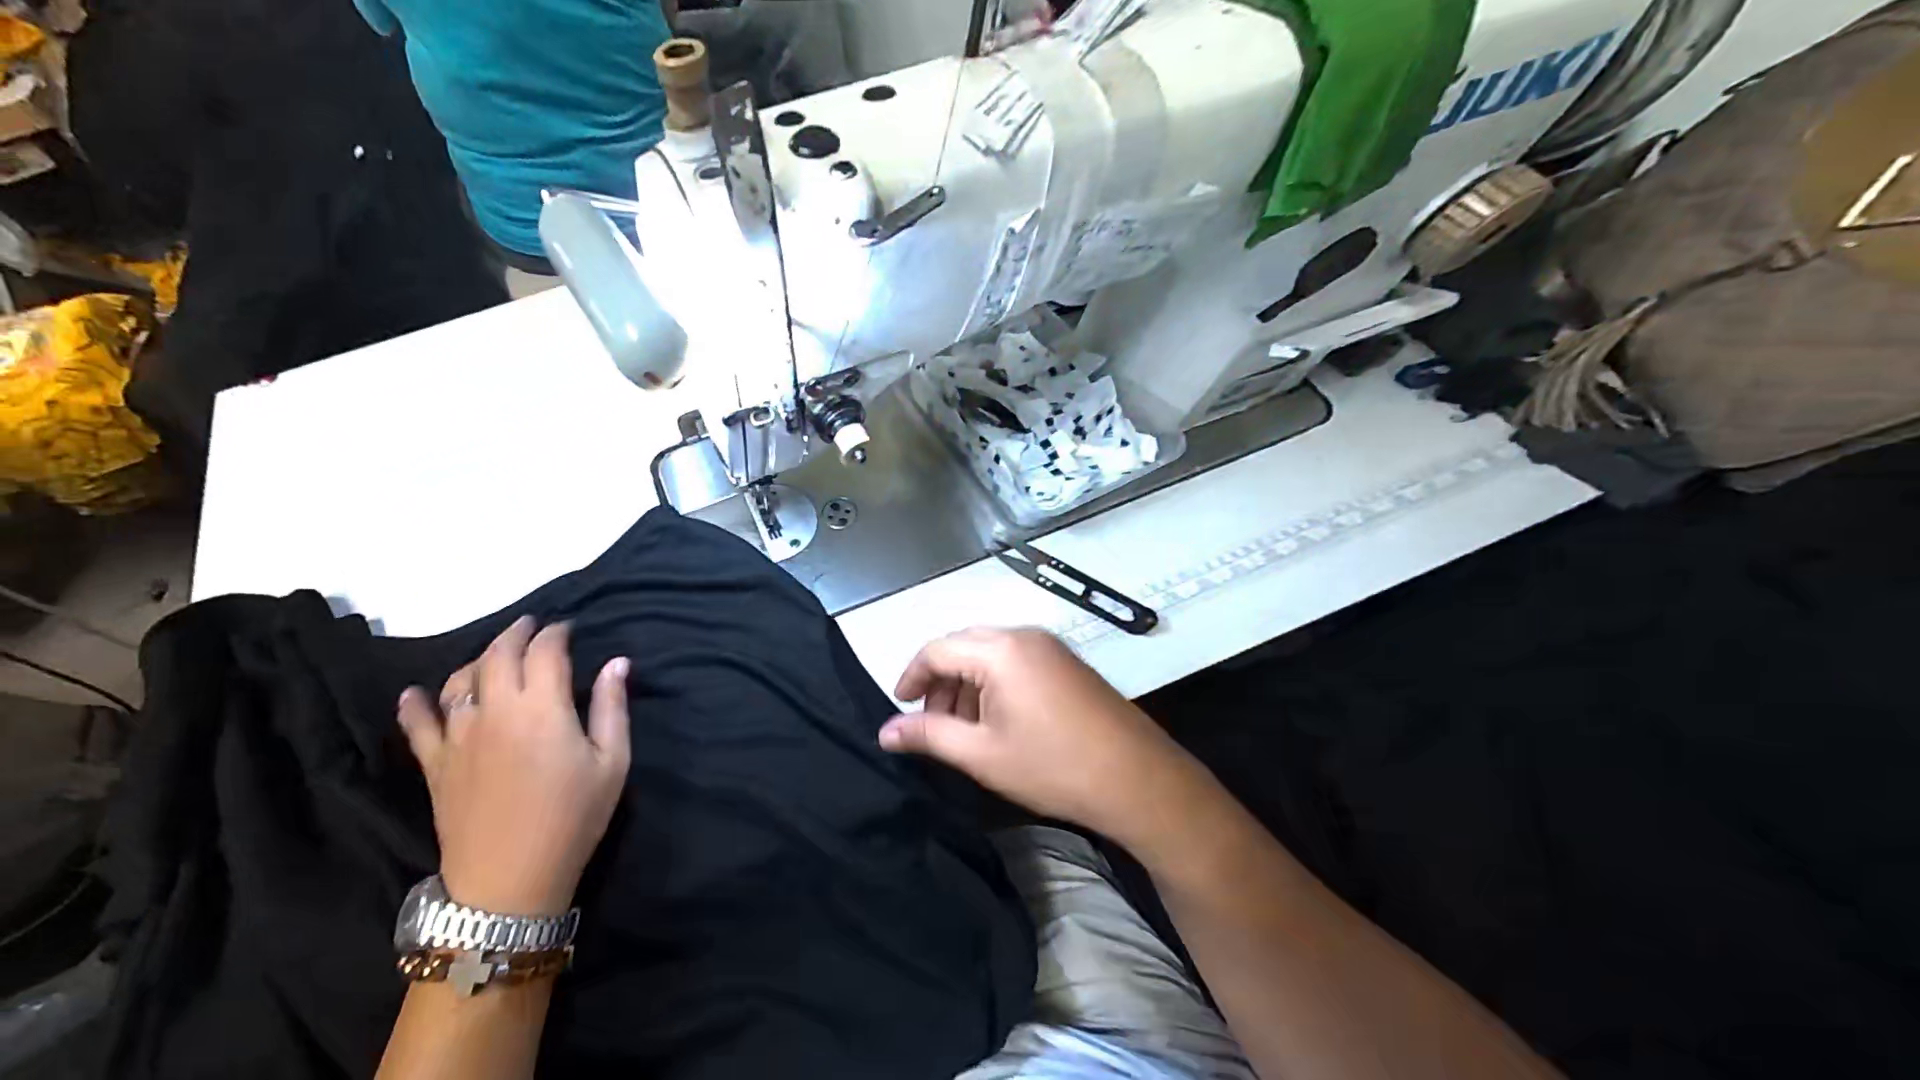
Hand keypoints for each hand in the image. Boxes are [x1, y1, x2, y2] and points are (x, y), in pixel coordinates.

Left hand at [397, 617, 630, 915]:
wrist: (510, 880)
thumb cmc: (574, 817)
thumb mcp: (612, 762)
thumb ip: (612, 707)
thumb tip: (617, 663)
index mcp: (543, 707)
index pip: (545, 651)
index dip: (557, 633)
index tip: (568, 629)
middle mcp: (496, 710)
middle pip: (498, 655)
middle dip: (517, 633)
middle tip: (532, 626)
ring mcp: (458, 736)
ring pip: (460, 680)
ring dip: (478, 659)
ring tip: (493, 654)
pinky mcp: (435, 764)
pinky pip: (417, 725)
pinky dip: (415, 704)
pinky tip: (414, 694)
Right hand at [879, 628, 1214, 848]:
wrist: (1137, 778)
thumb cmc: (1052, 766)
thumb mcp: (981, 754)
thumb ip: (928, 735)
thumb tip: (884, 731)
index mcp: (1000, 650)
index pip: (937, 649)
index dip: (912, 677)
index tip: (900, 709)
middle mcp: (1025, 636)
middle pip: (964, 646)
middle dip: (941, 682)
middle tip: (931, 723)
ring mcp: (1051, 647)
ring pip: (990, 654)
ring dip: (967, 684)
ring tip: (962, 728)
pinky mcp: (1067, 663)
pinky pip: (1016, 661)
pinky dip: (994, 683)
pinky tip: (996, 720)